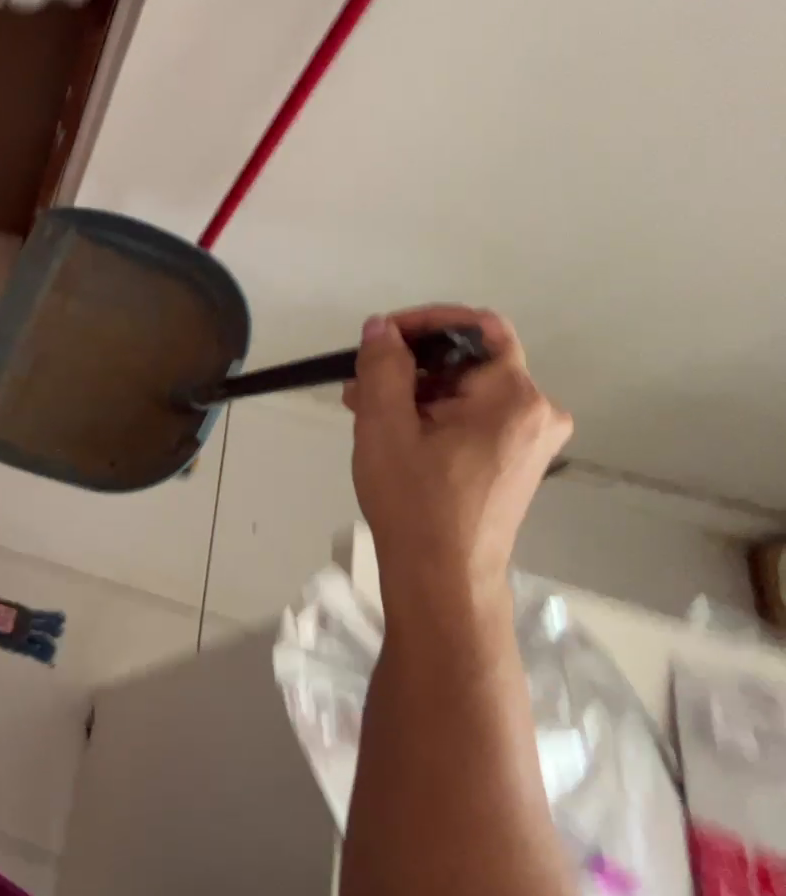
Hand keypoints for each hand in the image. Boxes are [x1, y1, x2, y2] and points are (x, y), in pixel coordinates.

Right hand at [344, 306, 572, 611]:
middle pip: (470, 362)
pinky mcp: (517, 460)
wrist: (442, 573)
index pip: (479, 329)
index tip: (379, 338)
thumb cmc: (412, 500)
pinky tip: (395, 435)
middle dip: (410, 365)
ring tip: (365, 413)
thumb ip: (384, 369)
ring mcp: (531, 438)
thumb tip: (381, 327)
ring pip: (467, 392)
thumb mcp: (384, 428)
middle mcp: (537, 410)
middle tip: (358, 385)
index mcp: (513, 397)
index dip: (426, 322)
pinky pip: (474, 418)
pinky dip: (433, 416)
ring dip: (416, 393)